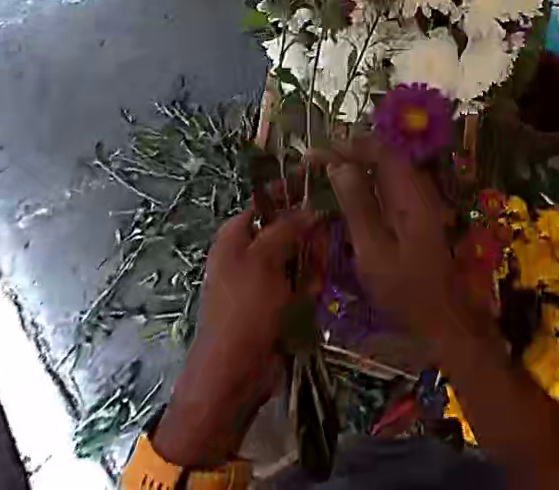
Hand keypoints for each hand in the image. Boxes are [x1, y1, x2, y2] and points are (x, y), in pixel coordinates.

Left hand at [152, 204, 315, 468]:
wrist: (234, 376)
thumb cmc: (243, 310)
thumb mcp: (264, 260)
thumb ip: (287, 227)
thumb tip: (310, 205)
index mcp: (236, 235)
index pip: (268, 199)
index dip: (293, 190)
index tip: (323, 182)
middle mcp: (249, 252)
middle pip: (289, 228)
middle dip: (309, 235)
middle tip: (325, 242)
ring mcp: (264, 279)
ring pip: (300, 256)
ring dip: (312, 264)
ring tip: (315, 278)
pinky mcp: (278, 303)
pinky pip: (301, 284)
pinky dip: (309, 288)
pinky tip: (312, 297)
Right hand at [322, 139, 485, 348]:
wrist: (442, 316)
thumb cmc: (405, 289)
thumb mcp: (373, 251)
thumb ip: (357, 206)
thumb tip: (339, 166)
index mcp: (411, 194)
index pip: (381, 152)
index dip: (348, 147)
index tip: (318, 154)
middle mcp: (419, 188)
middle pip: (384, 154)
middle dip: (350, 151)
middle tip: (317, 159)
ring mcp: (420, 198)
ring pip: (387, 167)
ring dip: (357, 163)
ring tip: (326, 168)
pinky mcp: (417, 211)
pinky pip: (390, 182)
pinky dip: (367, 178)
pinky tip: (349, 188)